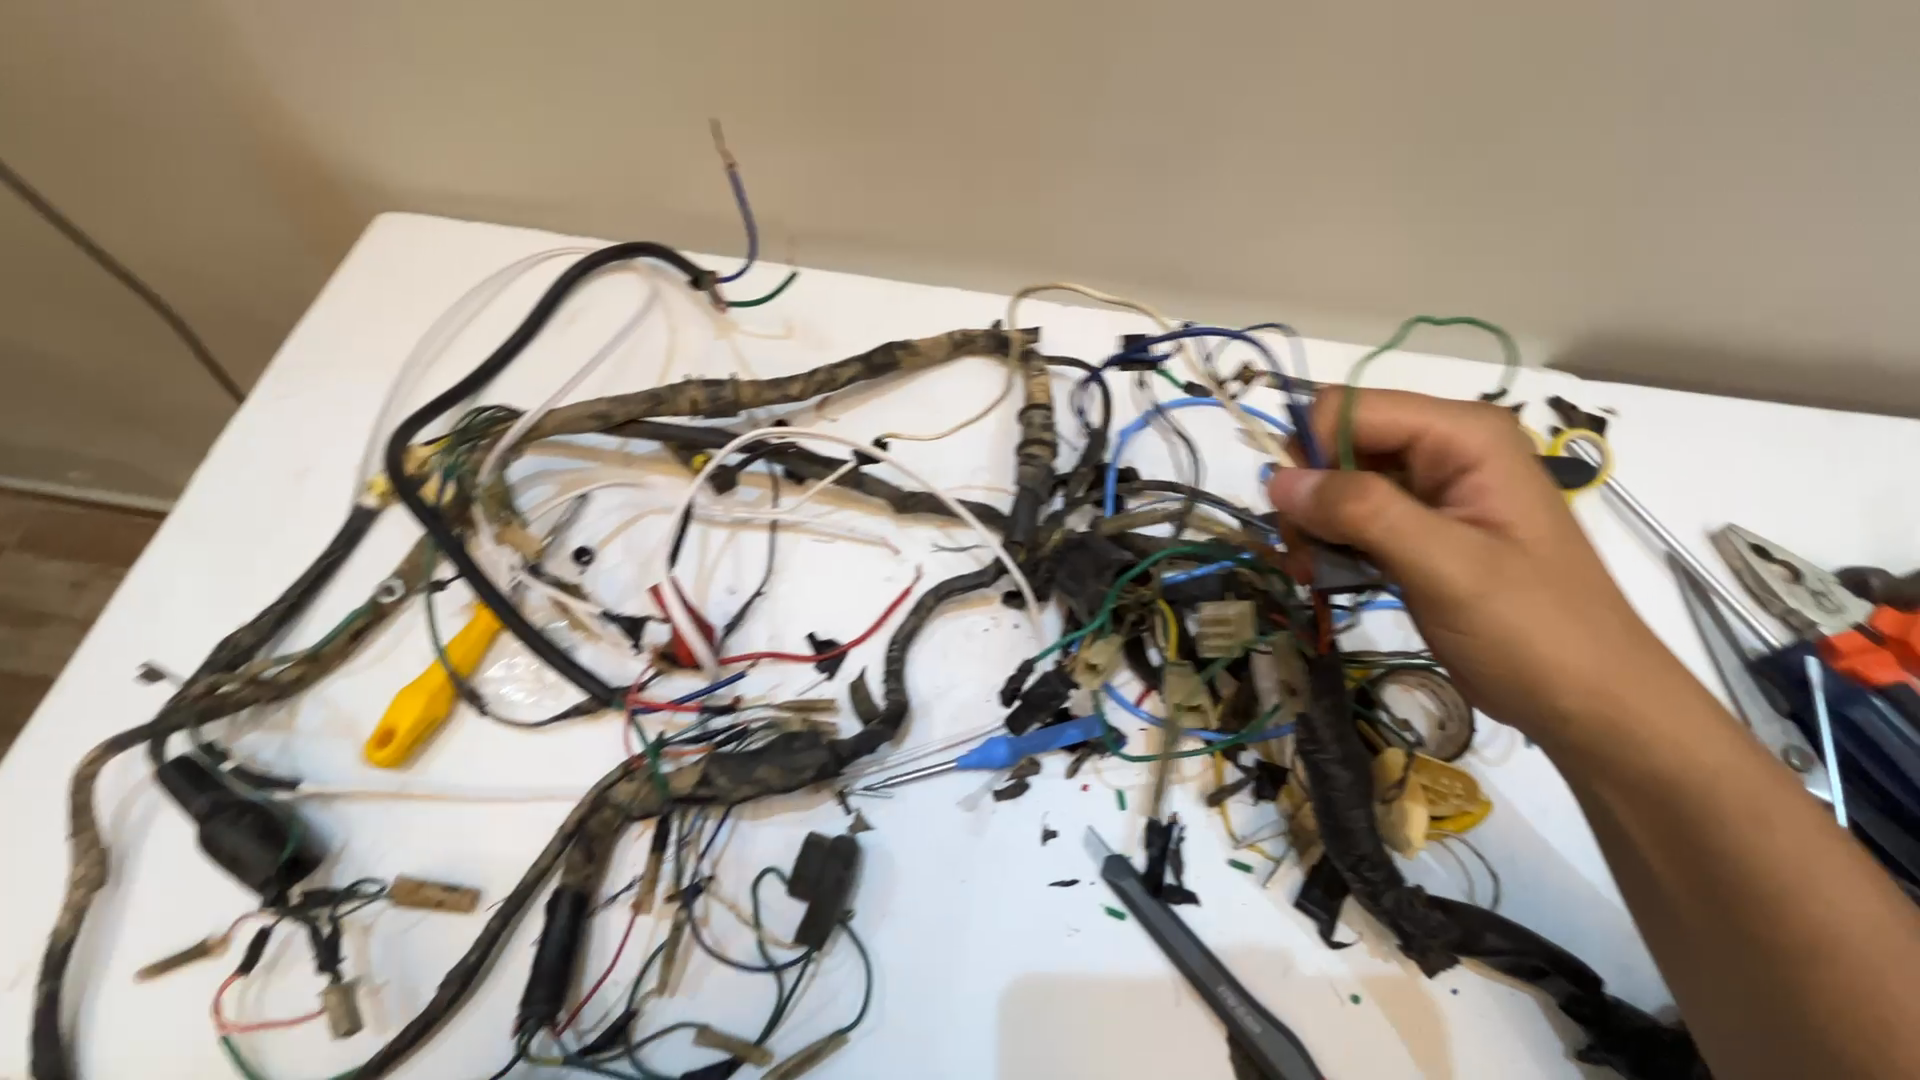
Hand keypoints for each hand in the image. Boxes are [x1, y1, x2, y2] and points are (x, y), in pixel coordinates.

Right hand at [1266, 388, 1681, 745]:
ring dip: (1313, 526)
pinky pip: (1349, 518)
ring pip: (1334, 483)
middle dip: (1309, 495)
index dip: (1311, 454)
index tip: (1300, 519)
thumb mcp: (1445, 565)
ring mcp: (1430, 492)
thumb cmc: (1530, 628)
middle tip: (1307, 556)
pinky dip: (1327, 545)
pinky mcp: (1416, 531)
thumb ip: (1362, 512)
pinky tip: (1326, 578)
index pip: (1347, 409)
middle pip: (1335, 443)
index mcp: (1462, 435)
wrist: (1586, 700)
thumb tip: (1277, 480)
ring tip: (1315, 575)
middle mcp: (1443, 450)